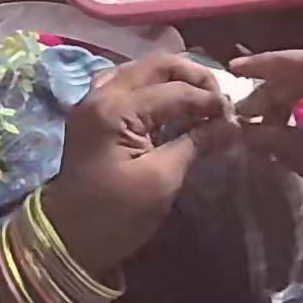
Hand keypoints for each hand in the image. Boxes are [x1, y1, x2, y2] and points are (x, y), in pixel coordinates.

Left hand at [41, 54, 236, 275]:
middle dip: (192, 77)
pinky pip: (125, 85)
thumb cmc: (115, 214)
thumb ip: (195, 144)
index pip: (174, 90)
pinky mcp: (91, 114)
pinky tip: (168, 105)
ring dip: (171, 79)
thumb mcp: (161, 180)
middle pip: (155, 65)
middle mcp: (101, 94)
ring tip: (199, 100)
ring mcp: (92, 101)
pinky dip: (150, 88)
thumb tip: (233, 125)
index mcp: (115, 108)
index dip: (209, 100)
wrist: (68, 237)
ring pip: (139, 70)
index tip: (235, 118)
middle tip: (219, 100)